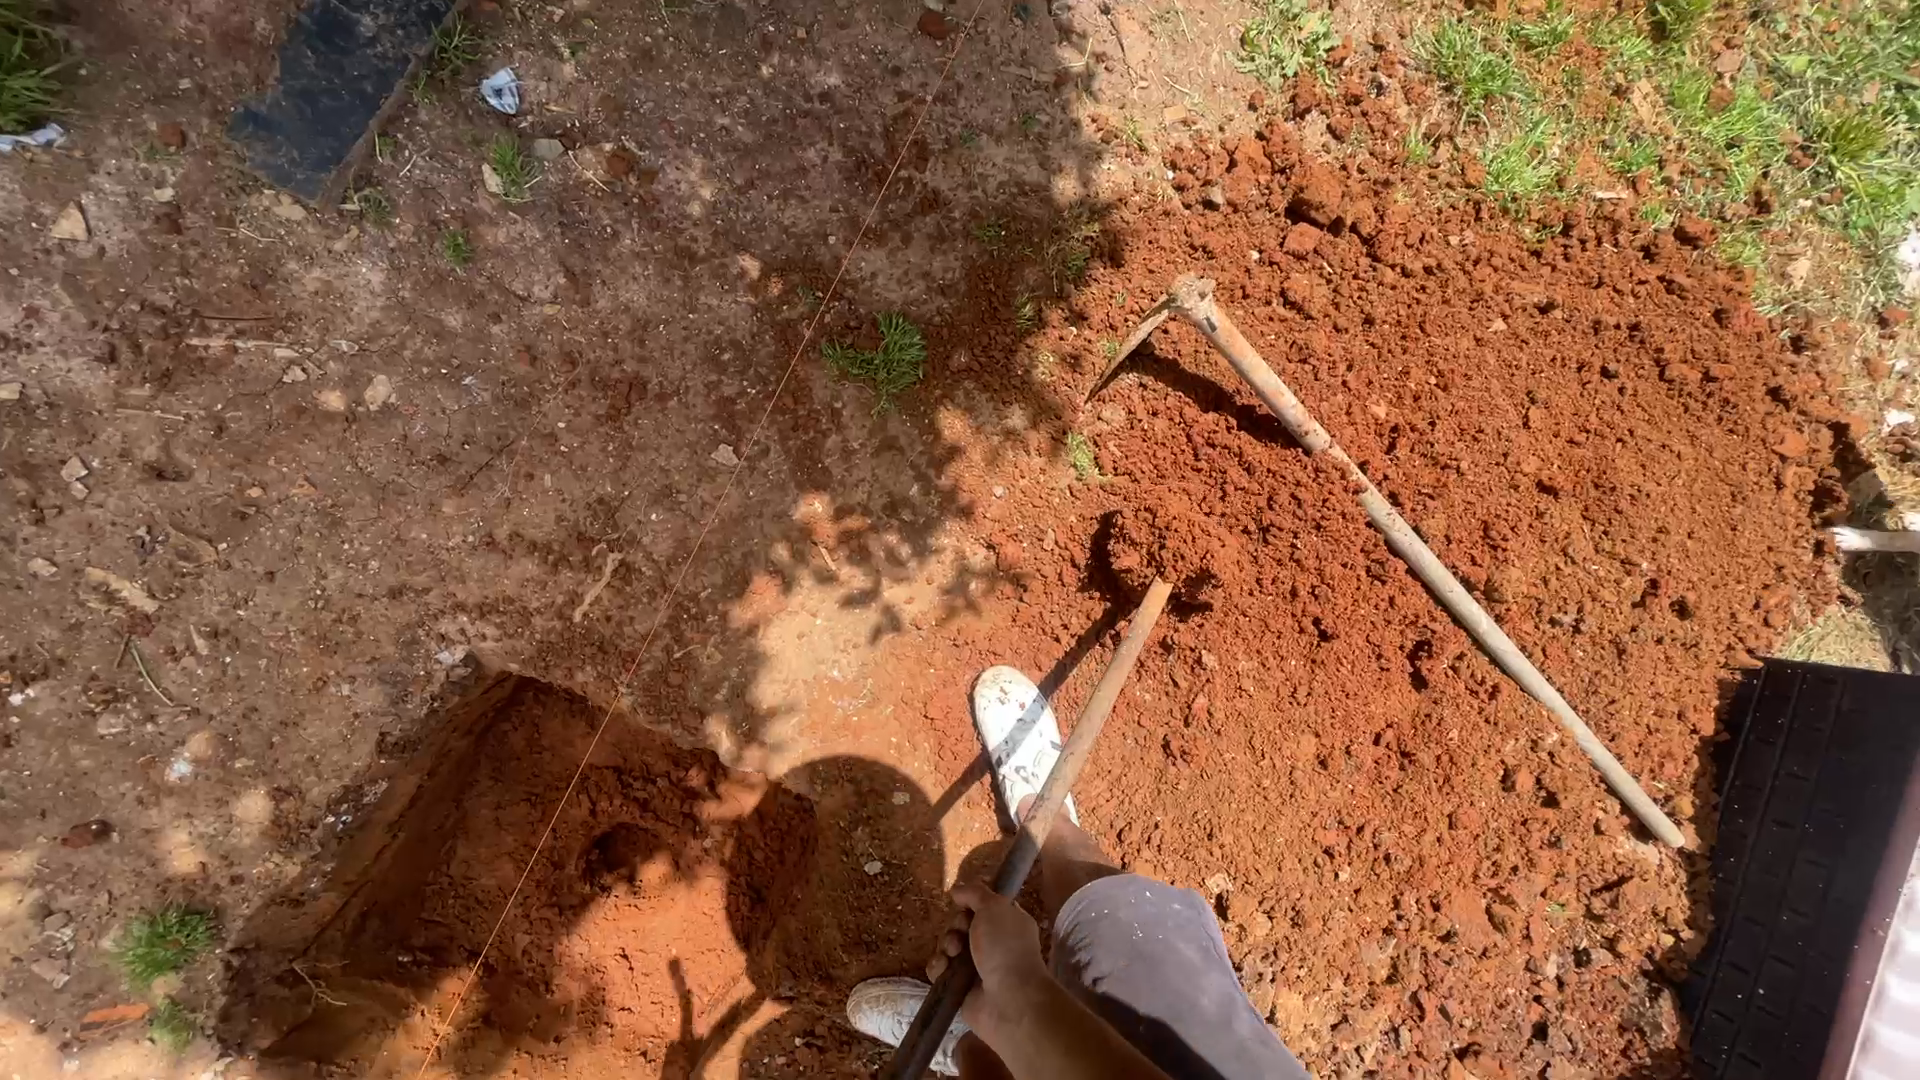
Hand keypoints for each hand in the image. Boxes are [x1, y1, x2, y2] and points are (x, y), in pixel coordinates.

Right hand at [927, 881, 1049, 1034]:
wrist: (1009, 1000)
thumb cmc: (1005, 947)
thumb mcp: (994, 906)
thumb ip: (975, 893)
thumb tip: (957, 890)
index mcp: (1007, 922)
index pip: (983, 906)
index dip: (970, 903)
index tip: (964, 905)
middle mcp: (994, 943)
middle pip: (962, 924)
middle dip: (955, 926)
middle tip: (960, 933)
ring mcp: (977, 967)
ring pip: (949, 946)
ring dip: (946, 945)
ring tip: (952, 953)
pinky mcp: (960, 988)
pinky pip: (941, 971)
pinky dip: (938, 967)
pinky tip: (943, 969)